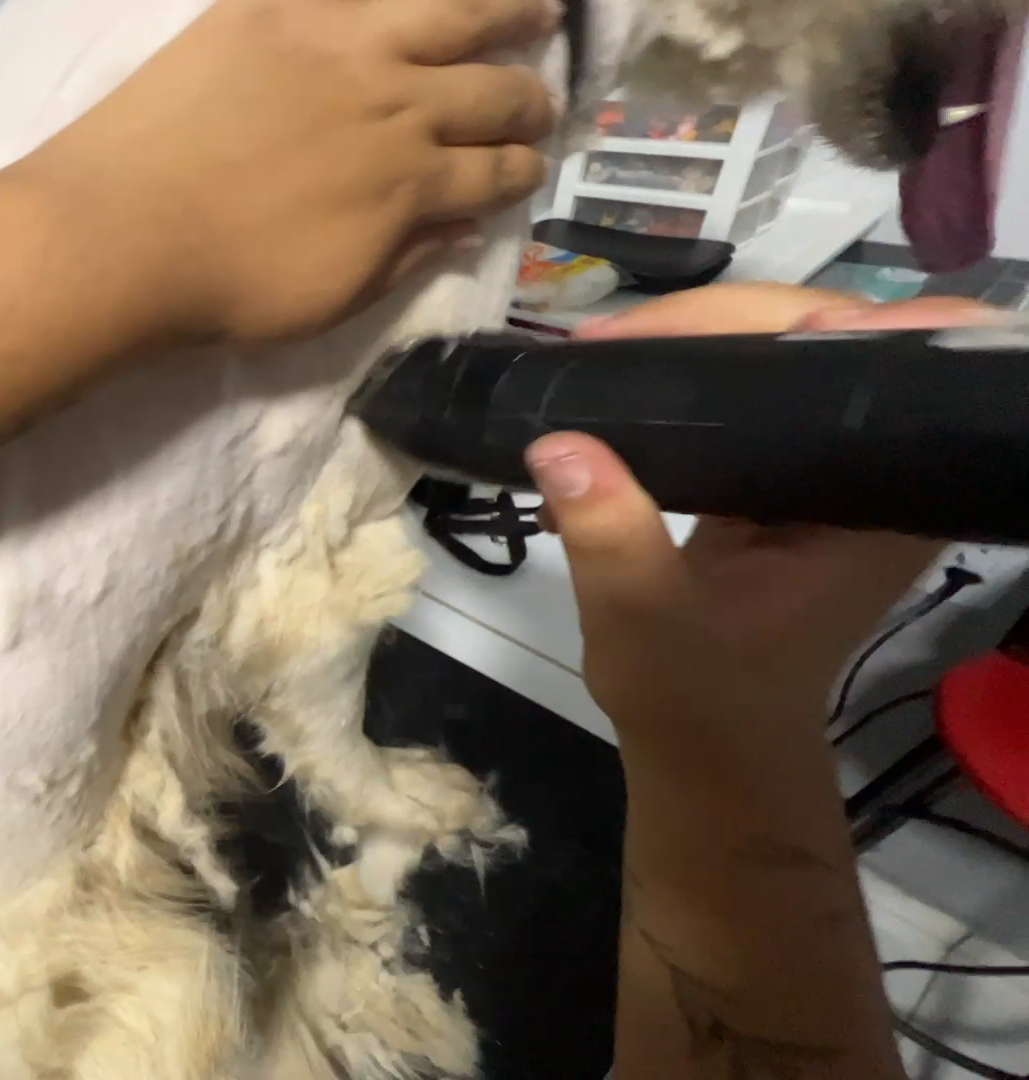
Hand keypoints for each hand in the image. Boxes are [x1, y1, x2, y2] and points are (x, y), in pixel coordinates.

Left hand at [16, 0, 557, 343]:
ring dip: (508, 11)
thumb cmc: (224, 290)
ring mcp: (343, 43)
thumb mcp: (325, 304)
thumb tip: (460, 231)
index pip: (493, 173)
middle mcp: (399, 102)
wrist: (129, 233)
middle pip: (491, 91)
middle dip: (529, 101)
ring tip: (538, 9)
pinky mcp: (279, 10)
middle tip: (544, 100)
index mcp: (410, 184)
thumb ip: (400, 262)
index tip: (528, 170)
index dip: (519, 174)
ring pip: (453, 10)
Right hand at [524, 286, 996, 742]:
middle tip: (611, 340)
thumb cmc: (691, 689)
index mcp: (875, 503)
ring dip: (689, 349)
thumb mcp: (641, 611)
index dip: (818, 327)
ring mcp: (808, 480)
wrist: (699, 740)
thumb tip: (554, 441)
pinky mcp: (761, 490)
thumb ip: (606, 529)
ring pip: (770, 376)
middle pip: (820, 354)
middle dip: (720, 327)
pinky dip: (672, 391)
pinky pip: (729, 414)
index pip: (880, 373)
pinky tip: (613, 390)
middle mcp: (860, 476)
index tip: (701, 332)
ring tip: (603, 353)